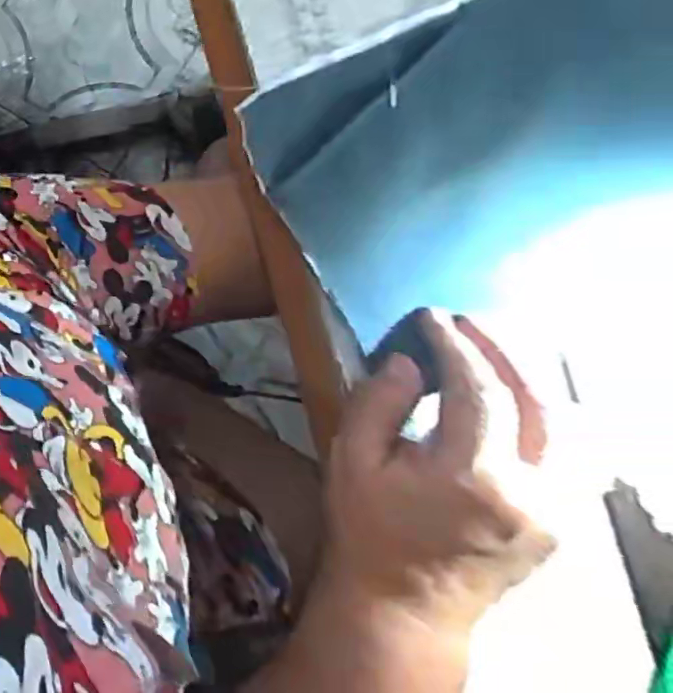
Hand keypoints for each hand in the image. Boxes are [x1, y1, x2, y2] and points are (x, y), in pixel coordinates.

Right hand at [320, 310, 554, 631]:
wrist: (406, 595)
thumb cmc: (365, 520)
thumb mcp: (351, 458)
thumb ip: (378, 406)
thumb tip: (409, 364)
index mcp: (472, 474)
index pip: (480, 393)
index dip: (458, 348)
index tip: (433, 317)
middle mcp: (532, 490)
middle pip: (539, 407)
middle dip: (505, 356)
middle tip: (468, 322)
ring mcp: (556, 509)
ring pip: (561, 431)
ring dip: (528, 383)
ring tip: (491, 351)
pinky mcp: (558, 519)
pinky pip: (557, 455)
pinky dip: (534, 416)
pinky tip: (506, 401)